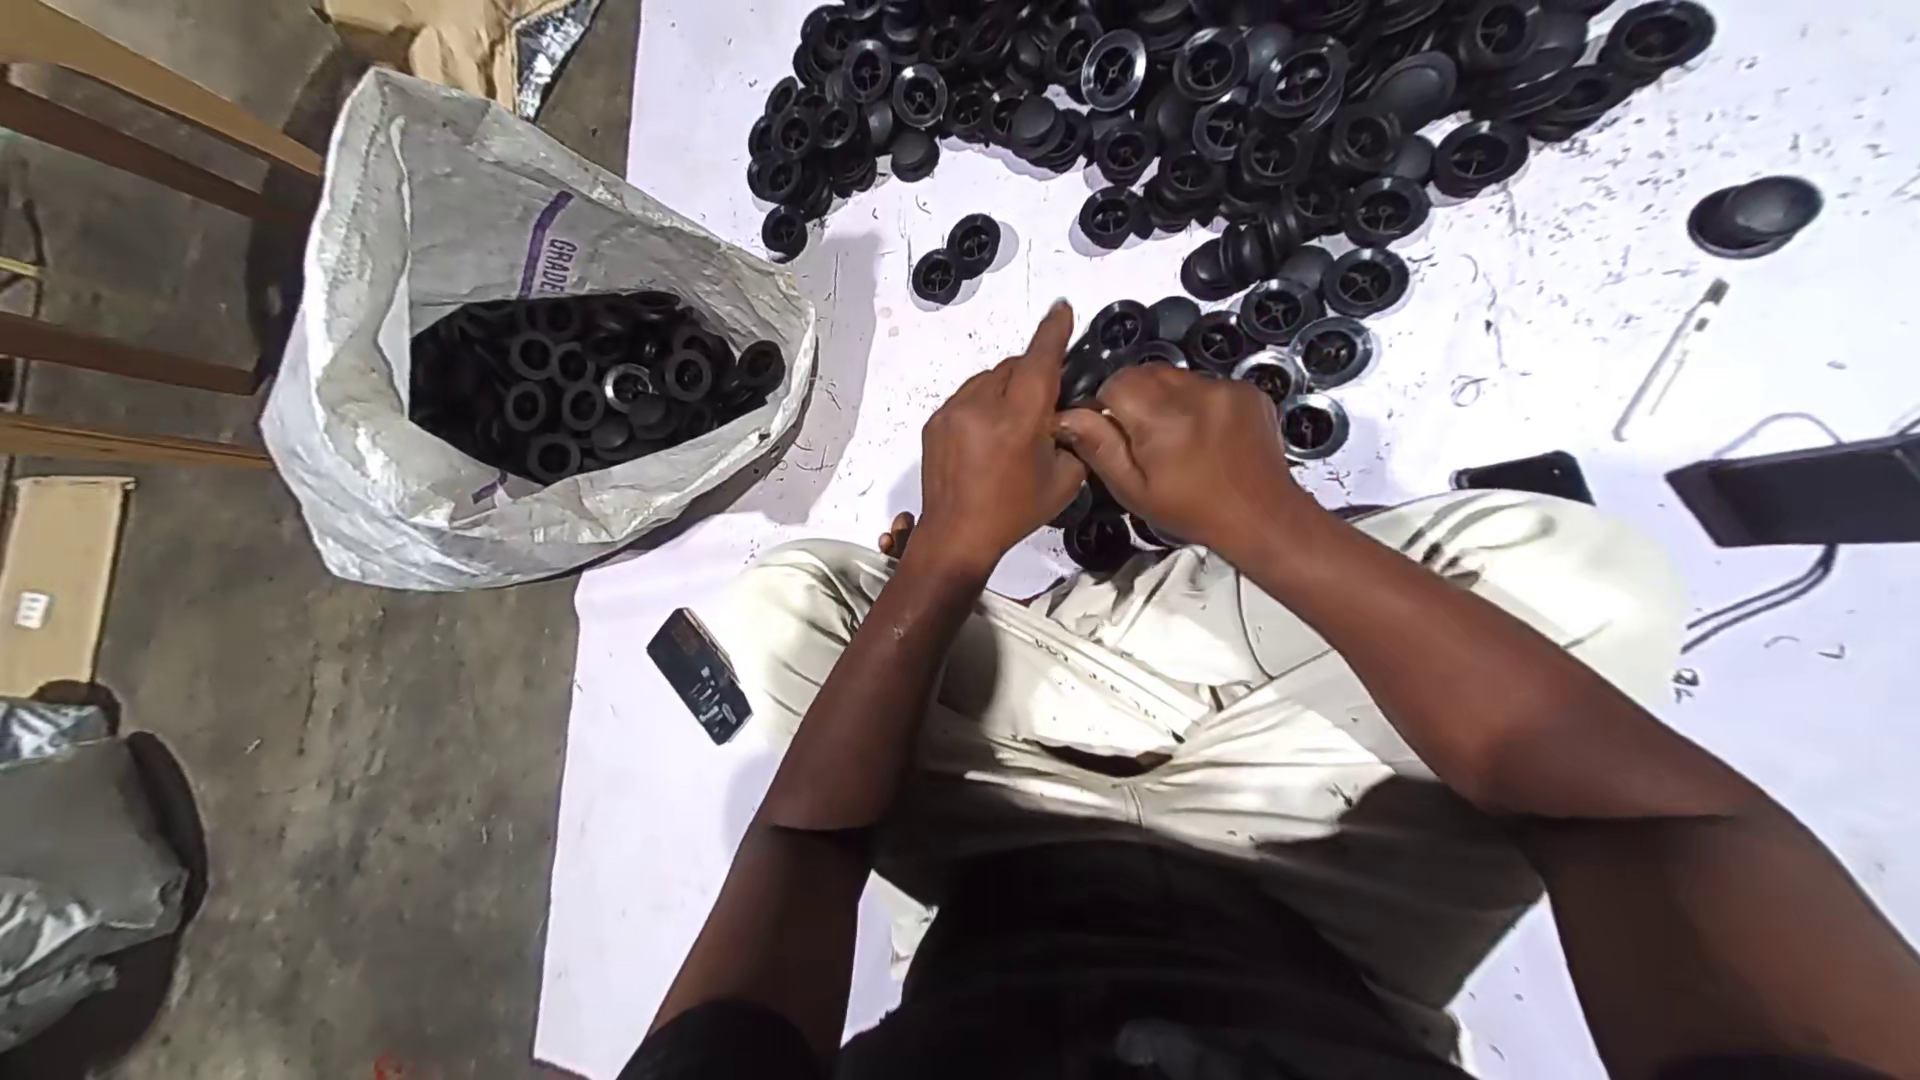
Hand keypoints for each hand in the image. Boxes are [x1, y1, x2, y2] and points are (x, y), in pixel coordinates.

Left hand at [913, 302, 1087, 576]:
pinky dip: (982, 405)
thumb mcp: (1062, 481)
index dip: (1053, 331)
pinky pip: (966, 396)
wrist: (957, 534)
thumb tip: (1067, 415)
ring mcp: (953, 412)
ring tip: (1011, 426)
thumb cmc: (1011, 512)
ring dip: (1005, 389)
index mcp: (1018, 420)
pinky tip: (988, 435)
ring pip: (988, 379)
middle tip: (1042, 407)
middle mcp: (981, 408)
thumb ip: (1072, 438)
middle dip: (1032, 376)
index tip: (1060, 310)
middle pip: (1014, 366)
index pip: (1039, 360)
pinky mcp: (935, 422)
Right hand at [1055, 364, 1318, 561]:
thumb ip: (1098, 447)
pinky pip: (1204, 383)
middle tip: (1145, 439)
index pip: (1115, 382)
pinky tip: (1202, 434)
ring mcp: (1225, 389)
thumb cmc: (1195, 510)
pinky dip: (1195, 402)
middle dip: (1135, 399)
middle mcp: (1195, 395)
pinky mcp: (1245, 390)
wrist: (1259, 515)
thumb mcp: (1133, 489)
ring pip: (1174, 376)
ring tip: (1176, 439)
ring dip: (1165, 399)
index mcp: (1162, 420)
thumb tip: (1067, 417)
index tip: (1114, 430)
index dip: (1106, 404)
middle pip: (1145, 372)